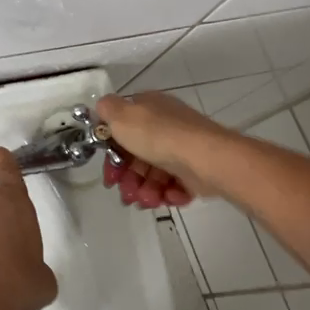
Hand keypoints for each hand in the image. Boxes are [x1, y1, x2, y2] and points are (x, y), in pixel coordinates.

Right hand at [96, 92, 226, 208]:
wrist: (206, 159)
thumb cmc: (159, 135)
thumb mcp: (122, 115)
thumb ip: (106, 109)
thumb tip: (103, 109)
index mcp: (148, 108)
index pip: (122, 129)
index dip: (111, 152)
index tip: (108, 173)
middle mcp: (165, 126)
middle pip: (137, 156)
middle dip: (128, 178)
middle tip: (125, 195)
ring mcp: (182, 149)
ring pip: (155, 173)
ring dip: (146, 190)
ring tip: (147, 201)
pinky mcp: (196, 171)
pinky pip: (175, 184)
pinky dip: (168, 194)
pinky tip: (166, 198)